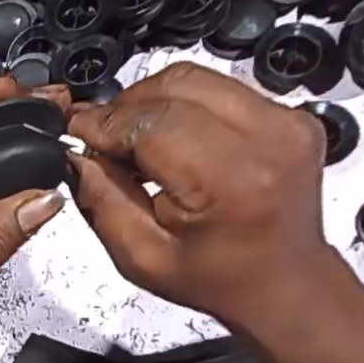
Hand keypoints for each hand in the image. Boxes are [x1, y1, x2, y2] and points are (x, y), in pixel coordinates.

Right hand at [65, 62, 346, 327]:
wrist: (281, 283)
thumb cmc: (218, 279)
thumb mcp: (140, 257)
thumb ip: (102, 201)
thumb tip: (77, 155)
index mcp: (231, 181)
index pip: (151, 122)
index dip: (104, 123)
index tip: (76, 131)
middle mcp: (268, 139)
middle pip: (174, 87)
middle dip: (124, 109)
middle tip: (100, 140)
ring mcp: (284, 121)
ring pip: (195, 79)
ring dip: (150, 104)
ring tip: (132, 143)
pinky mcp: (287, 115)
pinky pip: (218, 90)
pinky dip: (181, 107)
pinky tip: (167, 142)